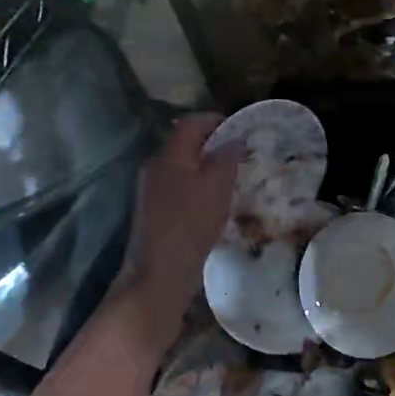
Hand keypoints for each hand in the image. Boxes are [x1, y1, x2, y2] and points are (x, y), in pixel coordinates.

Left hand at [104, 113, 242, 355]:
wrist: (158, 275)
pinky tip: (215, 202)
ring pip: (183, 166)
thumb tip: (235, 139)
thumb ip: (227, 158)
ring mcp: (151, 190)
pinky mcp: (154, 211)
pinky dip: (199, 185)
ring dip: (207, 167)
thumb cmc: (190, 226)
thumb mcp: (216, 188)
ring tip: (233, 178)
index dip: (218, 120)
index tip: (243, 129)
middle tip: (242, 154)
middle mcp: (155, 168)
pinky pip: (180, 186)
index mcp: (169, 156)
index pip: (192, 123)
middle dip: (215, 144)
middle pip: (186, 144)